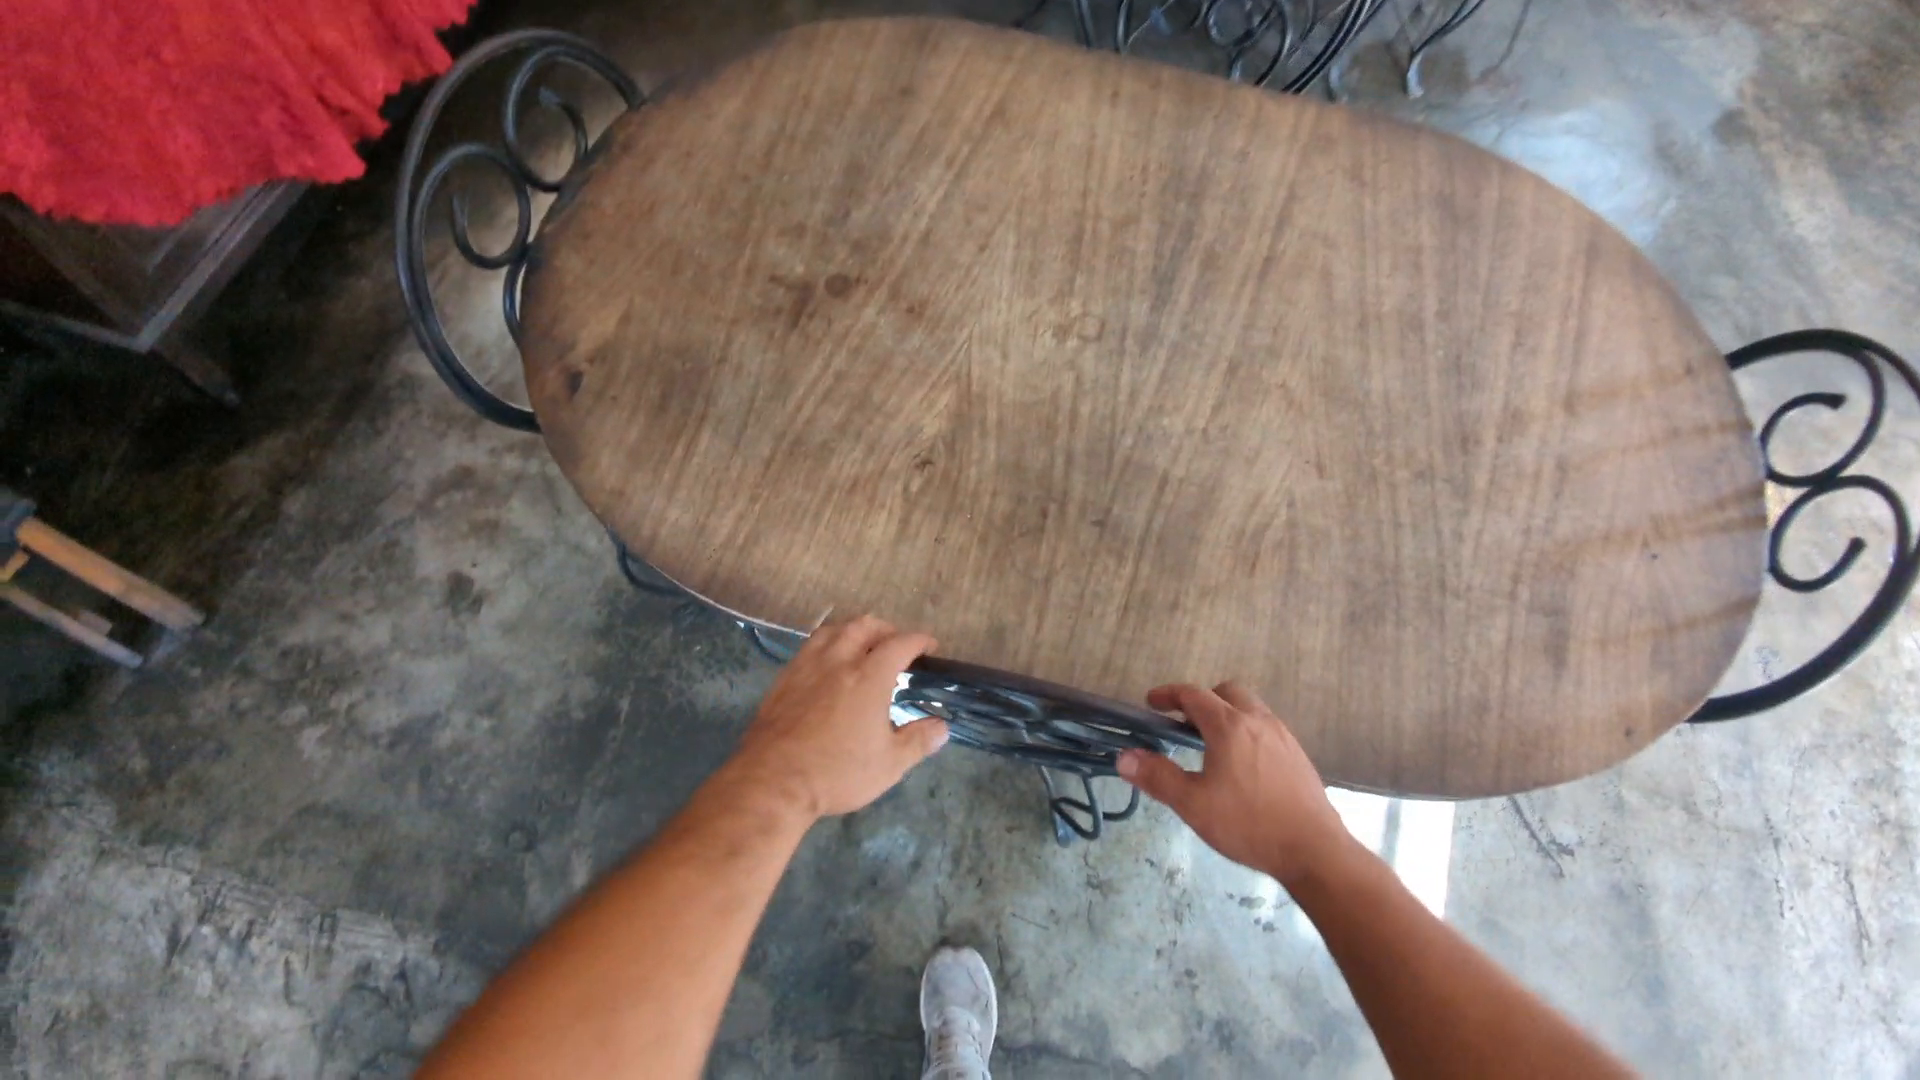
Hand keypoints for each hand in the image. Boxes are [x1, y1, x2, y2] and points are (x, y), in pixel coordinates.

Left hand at [726, 615, 948, 821]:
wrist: (773, 782)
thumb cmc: (837, 772)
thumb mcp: (889, 764)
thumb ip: (918, 741)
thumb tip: (942, 727)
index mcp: (869, 677)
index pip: (900, 644)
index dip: (919, 640)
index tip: (930, 646)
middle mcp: (838, 661)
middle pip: (863, 626)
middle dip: (885, 629)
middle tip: (895, 643)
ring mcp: (806, 667)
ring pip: (832, 631)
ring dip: (852, 630)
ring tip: (861, 644)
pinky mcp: (783, 680)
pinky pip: (809, 647)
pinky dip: (826, 645)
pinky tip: (826, 664)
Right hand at [1118, 682, 1351, 887]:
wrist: (1316, 851)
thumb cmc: (1249, 824)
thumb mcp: (1193, 805)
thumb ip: (1157, 777)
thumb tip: (1124, 757)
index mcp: (1229, 726)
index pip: (1193, 695)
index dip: (1169, 694)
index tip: (1152, 703)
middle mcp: (1258, 721)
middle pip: (1227, 692)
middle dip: (1202, 700)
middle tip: (1183, 723)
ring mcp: (1283, 737)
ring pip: (1250, 708)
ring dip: (1227, 714)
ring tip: (1211, 744)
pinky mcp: (1298, 756)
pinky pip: (1266, 728)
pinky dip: (1247, 732)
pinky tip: (1242, 765)